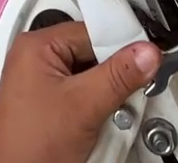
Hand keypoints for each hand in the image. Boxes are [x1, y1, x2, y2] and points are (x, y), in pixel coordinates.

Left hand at [0, 21, 159, 162]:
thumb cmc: (30, 146)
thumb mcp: (82, 105)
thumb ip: (118, 76)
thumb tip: (145, 52)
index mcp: (37, 46)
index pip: (90, 31)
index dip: (120, 45)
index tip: (148, 58)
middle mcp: (36, 59)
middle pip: (91, 55)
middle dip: (113, 76)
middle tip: (131, 93)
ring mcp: (42, 85)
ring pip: (90, 79)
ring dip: (107, 96)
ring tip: (113, 115)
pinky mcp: (49, 107)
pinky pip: (82, 97)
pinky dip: (97, 109)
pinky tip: (103, 126)